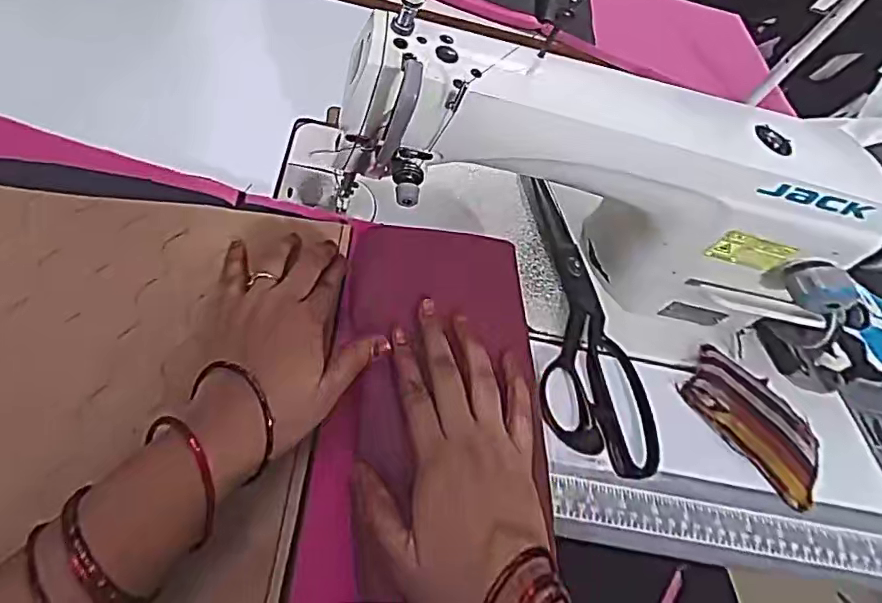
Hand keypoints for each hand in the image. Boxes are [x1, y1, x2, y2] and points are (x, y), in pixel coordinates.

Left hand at [184, 237, 383, 491]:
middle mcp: (284, 300)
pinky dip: (237, 256)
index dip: (338, 270)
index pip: (329, 285)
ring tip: (292, 240)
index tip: (342, 261)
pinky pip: (233, 270)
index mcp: (310, 320)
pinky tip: (239, 246)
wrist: (230, 417)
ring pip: (274, 259)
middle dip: (319, 252)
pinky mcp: (227, 304)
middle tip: (325, 247)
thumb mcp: (326, 392)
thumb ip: (353, 360)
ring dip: (286, 246)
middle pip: (307, 264)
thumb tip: (382, 341)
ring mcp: (254, 298)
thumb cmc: (279, 410)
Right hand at [354, 299, 549, 602]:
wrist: (513, 597)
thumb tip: (359, 471)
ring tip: (462, 319)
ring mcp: (498, 444)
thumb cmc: (459, 576)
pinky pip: (521, 408)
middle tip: (428, 309)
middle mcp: (467, 442)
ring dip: (471, 346)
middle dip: (435, 338)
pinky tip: (511, 357)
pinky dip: (517, 380)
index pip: (415, 396)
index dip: (405, 362)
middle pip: (448, 376)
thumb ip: (376, 507)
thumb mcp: (402, 553)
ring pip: (483, 381)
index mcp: (435, 459)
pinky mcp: (522, 457)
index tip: (398, 335)